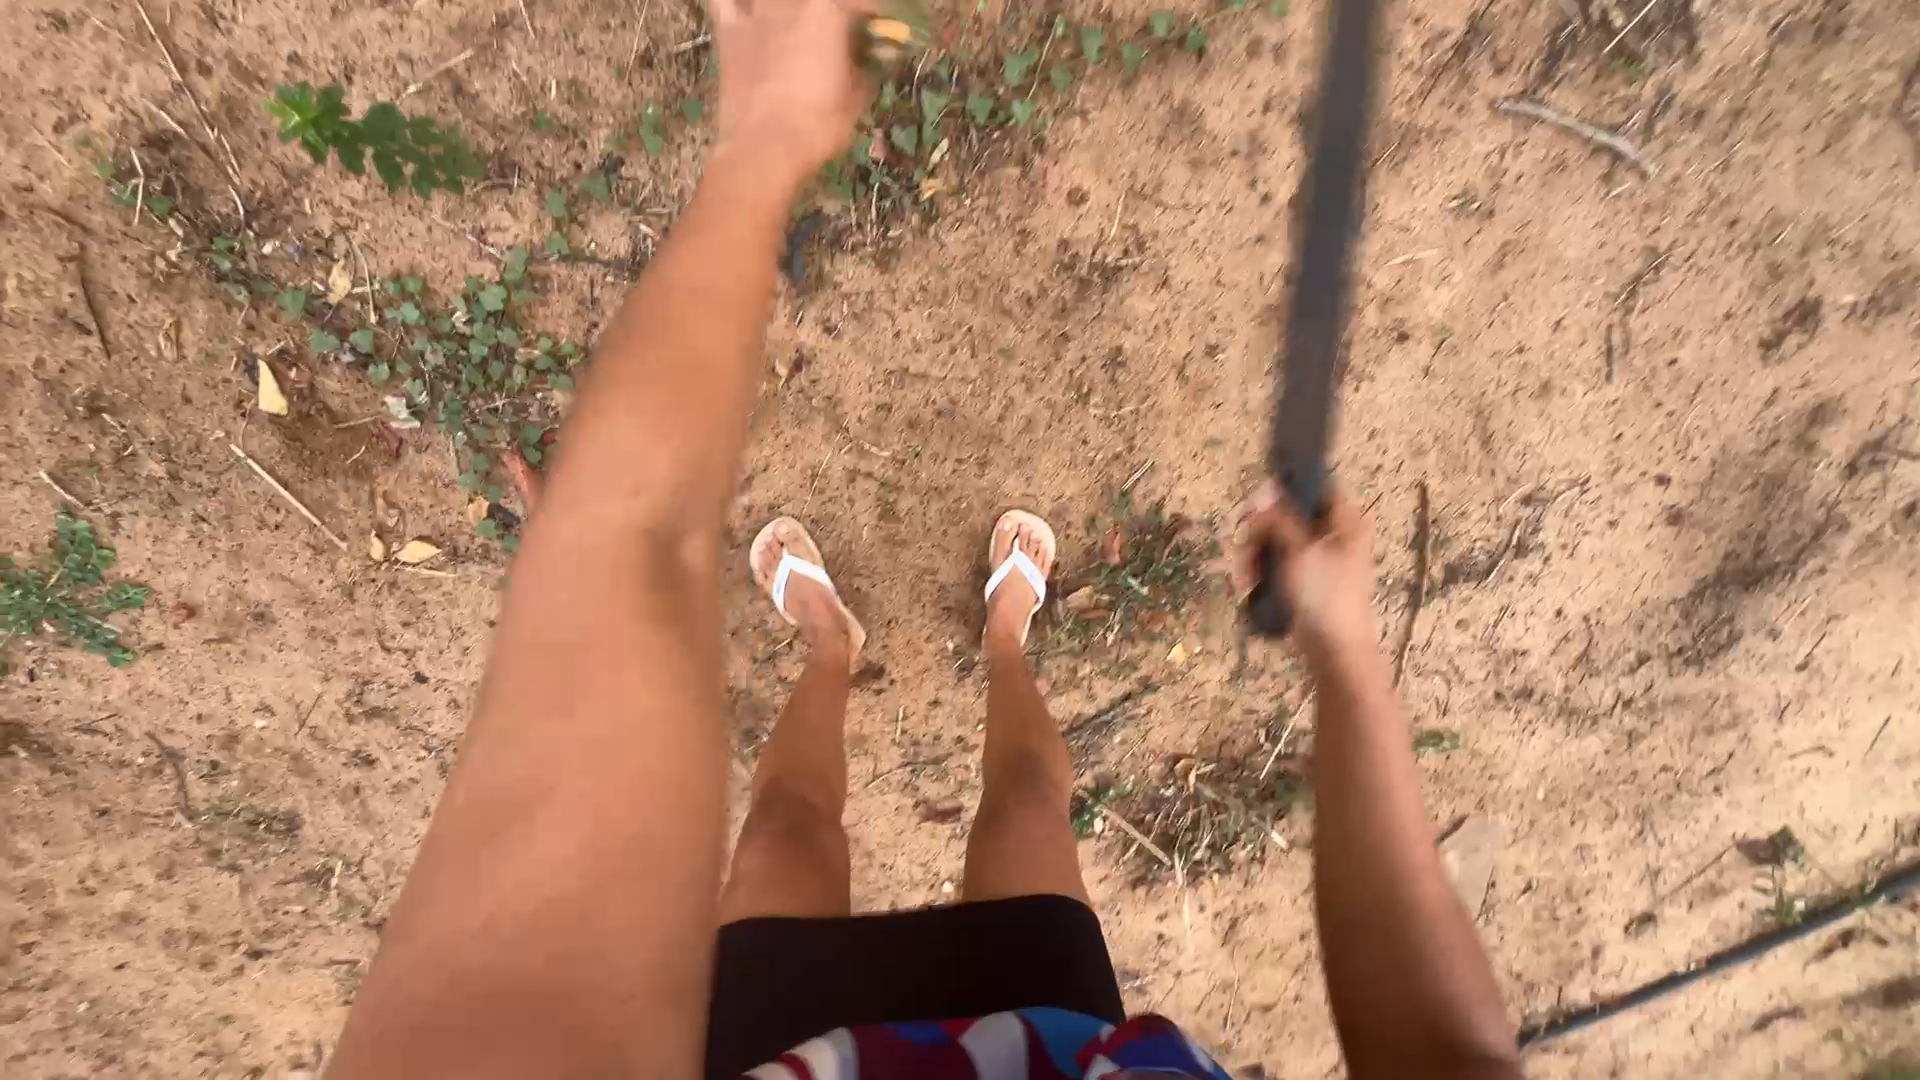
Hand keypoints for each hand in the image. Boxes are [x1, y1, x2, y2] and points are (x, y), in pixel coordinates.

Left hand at [710, 0, 873, 193]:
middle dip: (831, 11)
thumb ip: (863, 76)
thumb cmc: (817, 128)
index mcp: (828, 13)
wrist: (764, 149)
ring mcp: (756, 13)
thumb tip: (868, 68)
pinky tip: (746, 14)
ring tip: (793, 24)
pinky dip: (737, 6)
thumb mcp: (853, 106)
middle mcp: (791, 3)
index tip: (879, 26)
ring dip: (786, 9)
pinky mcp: (728, 33)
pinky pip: (724, 3)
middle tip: (837, 31)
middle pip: (816, 0)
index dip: (871, 14)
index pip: (858, 3)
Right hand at [1231, 481, 1378, 663]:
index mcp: (1345, 520)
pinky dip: (1260, 568)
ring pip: (1276, 538)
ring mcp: (1317, 556)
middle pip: (1287, 513)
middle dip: (1259, 529)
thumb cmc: (1324, 594)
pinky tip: (1247, 583)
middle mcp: (1333, 533)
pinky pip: (1276, 561)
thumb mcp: (1300, 550)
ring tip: (1244, 574)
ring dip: (1254, 552)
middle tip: (1242, 542)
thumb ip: (1281, 519)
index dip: (1284, 489)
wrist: (1334, 648)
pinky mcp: (1303, 577)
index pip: (1315, 486)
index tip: (1256, 503)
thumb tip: (1265, 494)